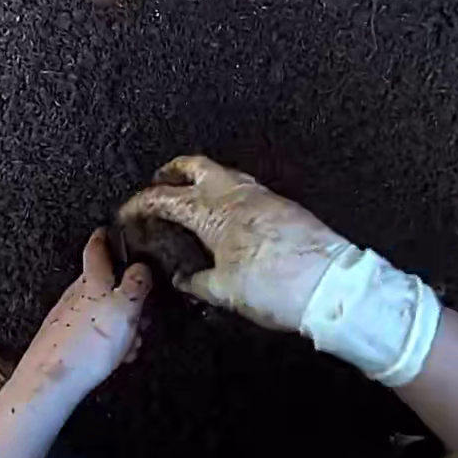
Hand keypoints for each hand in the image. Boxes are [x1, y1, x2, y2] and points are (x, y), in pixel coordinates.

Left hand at [17, 229, 151, 404]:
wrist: (50, 383)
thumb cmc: (88, 343)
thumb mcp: (126, 307)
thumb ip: (137, 284)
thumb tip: (143, 266)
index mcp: (92, 280)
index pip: (96, 248)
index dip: (103, 236)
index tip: (107, 229)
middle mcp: (76, 293)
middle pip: (102, 282)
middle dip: (124, 293)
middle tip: (142, 308)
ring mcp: (67, 317)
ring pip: (100, 310)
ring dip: (120, 321)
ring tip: (132, 341)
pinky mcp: (62, 340)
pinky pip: (92, 332)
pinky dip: (108, 340)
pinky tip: (117, 357)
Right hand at [118, 155, 441, 386]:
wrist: (331, 284)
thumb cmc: (273, 286)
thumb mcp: (224, 292)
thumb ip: (197, 282)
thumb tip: (183, 279)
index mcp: (211, 211)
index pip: (164, 198)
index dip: (139, 204)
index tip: (127, 212)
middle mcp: (233, 193)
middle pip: (194, 166)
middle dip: (172, 171)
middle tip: (159, 183)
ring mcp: (258, 194)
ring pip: (221, 172)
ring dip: (200, 178)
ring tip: (190, 195)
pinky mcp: (278, 202)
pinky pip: (242, 185)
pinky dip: (224, 190)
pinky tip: (225, 211)